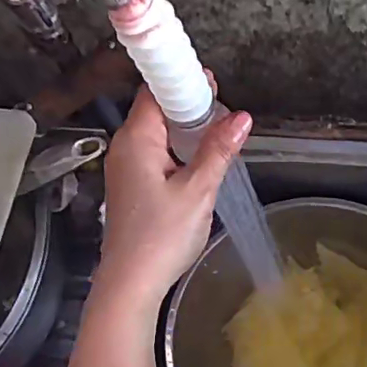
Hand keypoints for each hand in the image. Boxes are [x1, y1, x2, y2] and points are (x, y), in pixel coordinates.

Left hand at [96, 83, 251, 308]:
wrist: (131, 283)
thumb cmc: (160, 238)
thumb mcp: (197, 191)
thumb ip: (219, 151)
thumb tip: (241, 118)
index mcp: (136, 141)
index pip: (155, 92)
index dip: (183, 83)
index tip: (212, 85)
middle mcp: (124, 149)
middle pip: (156, 112)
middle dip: (189, 108)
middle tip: (222, 113)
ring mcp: (126, 170)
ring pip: (157, 136)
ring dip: (185, 133)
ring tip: (216, 138)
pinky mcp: (132, 189)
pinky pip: (155, 157)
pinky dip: (177, 154)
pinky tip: (198, 165)